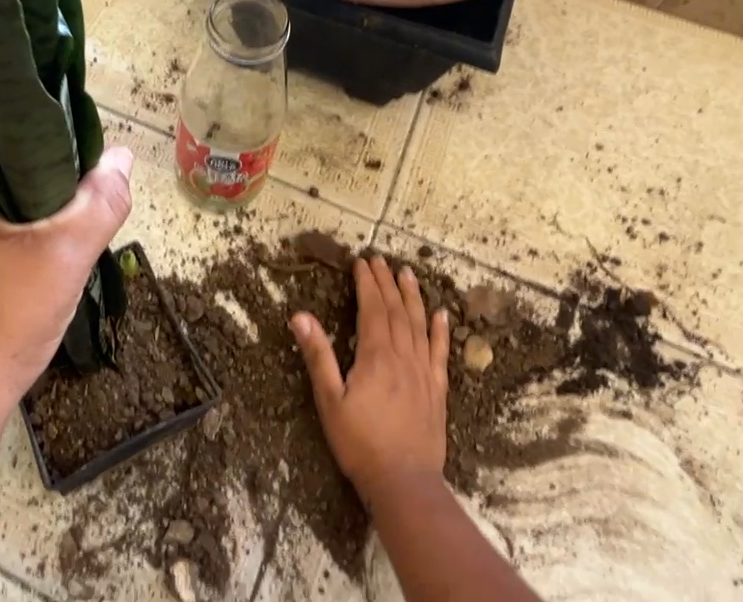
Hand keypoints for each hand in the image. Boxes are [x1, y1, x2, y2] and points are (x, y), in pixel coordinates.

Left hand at [0, 146, 134, 403]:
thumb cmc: (6, 316)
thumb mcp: (67, 253)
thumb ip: (101, 201)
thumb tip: (122, 155)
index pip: (18, 139)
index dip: (64, 145)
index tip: (96, 169)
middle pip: (21, 173)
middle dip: (63, 188)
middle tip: (96, 206)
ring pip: (19, 207)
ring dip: (52, 218)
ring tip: (82, 232)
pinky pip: (8, 234)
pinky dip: (36, 241)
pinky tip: (58, 260)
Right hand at [290, 257, 451, 500]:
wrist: (404, 482)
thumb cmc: (359, 442)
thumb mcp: (329, 400)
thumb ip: (318, 355)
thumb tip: (300, 316)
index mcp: (376, 356)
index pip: (372, 309)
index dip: (367, 284)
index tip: (361, 262)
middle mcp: (403, 357)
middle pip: (396, 311)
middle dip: (387, 283)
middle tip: (380, 260)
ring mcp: (424, 373)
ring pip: (420, 325)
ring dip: (413, 297)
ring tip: (408, 274)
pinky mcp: (437, 391)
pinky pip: (440, 353)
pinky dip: (441, 331)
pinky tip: (442, 315)